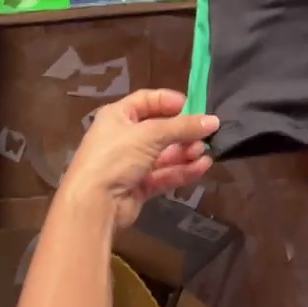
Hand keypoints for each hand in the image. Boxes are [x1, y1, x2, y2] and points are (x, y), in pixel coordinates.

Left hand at [59, 89, 218, 227]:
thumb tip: (214, 121)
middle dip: (183, 131)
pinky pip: (164, 173)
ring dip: (186, 151)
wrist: (93, 206)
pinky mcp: (138, 186)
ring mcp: (131, 163)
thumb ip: (183, 127)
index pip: (147, 100)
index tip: (194, 106)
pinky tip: (202, 166)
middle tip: (205, 133)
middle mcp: (123, 137)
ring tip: (205, 151)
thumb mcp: (151, 134)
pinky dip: (183, 170)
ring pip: (165, 153)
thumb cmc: (116, 157)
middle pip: (160, 128)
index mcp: (118, 116)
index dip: (170, 101)